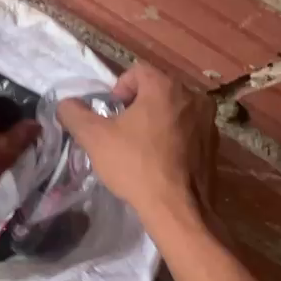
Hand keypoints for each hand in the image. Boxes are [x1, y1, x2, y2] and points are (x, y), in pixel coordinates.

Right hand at [58, 61, 217, 245]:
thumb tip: (65, 104)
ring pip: (173, 110)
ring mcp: (208, 122)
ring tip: (140, 148)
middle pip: (157, 89)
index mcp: (165, 88)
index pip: (137, 71)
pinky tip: (160, 161)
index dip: (118, 89)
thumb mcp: (93, 137)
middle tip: (122, 132)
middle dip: (137, 105)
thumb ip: (74, 113)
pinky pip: (187, 130)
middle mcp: (193, 97)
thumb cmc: (135, 165)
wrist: (178, 209)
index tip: (111, 115)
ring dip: (155, 121)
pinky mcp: (215, 146)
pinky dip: (173, 138)